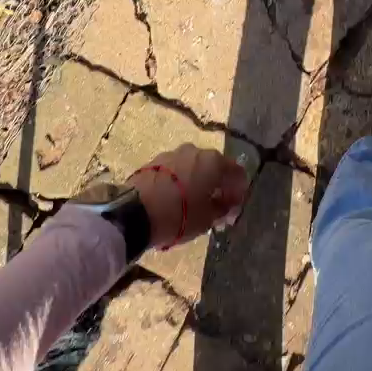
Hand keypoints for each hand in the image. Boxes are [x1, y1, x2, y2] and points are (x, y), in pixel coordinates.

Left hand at [128, 144, 250, 248]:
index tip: (233, 210)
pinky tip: (175, 199)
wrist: (132, 213)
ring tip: (193, 204)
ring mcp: (174, 153)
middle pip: (215, 167)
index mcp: (214, 162)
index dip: (239, 192)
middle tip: (215, 207)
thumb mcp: (206, 219)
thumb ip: (222, 209)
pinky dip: (181, 181)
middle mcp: (196, 151)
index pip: (237, 174)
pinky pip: (177, 170)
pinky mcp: (155, 161)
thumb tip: (227, 205)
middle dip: (218, 186)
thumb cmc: (177, 216)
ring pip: (194, 167)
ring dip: (198, 182)